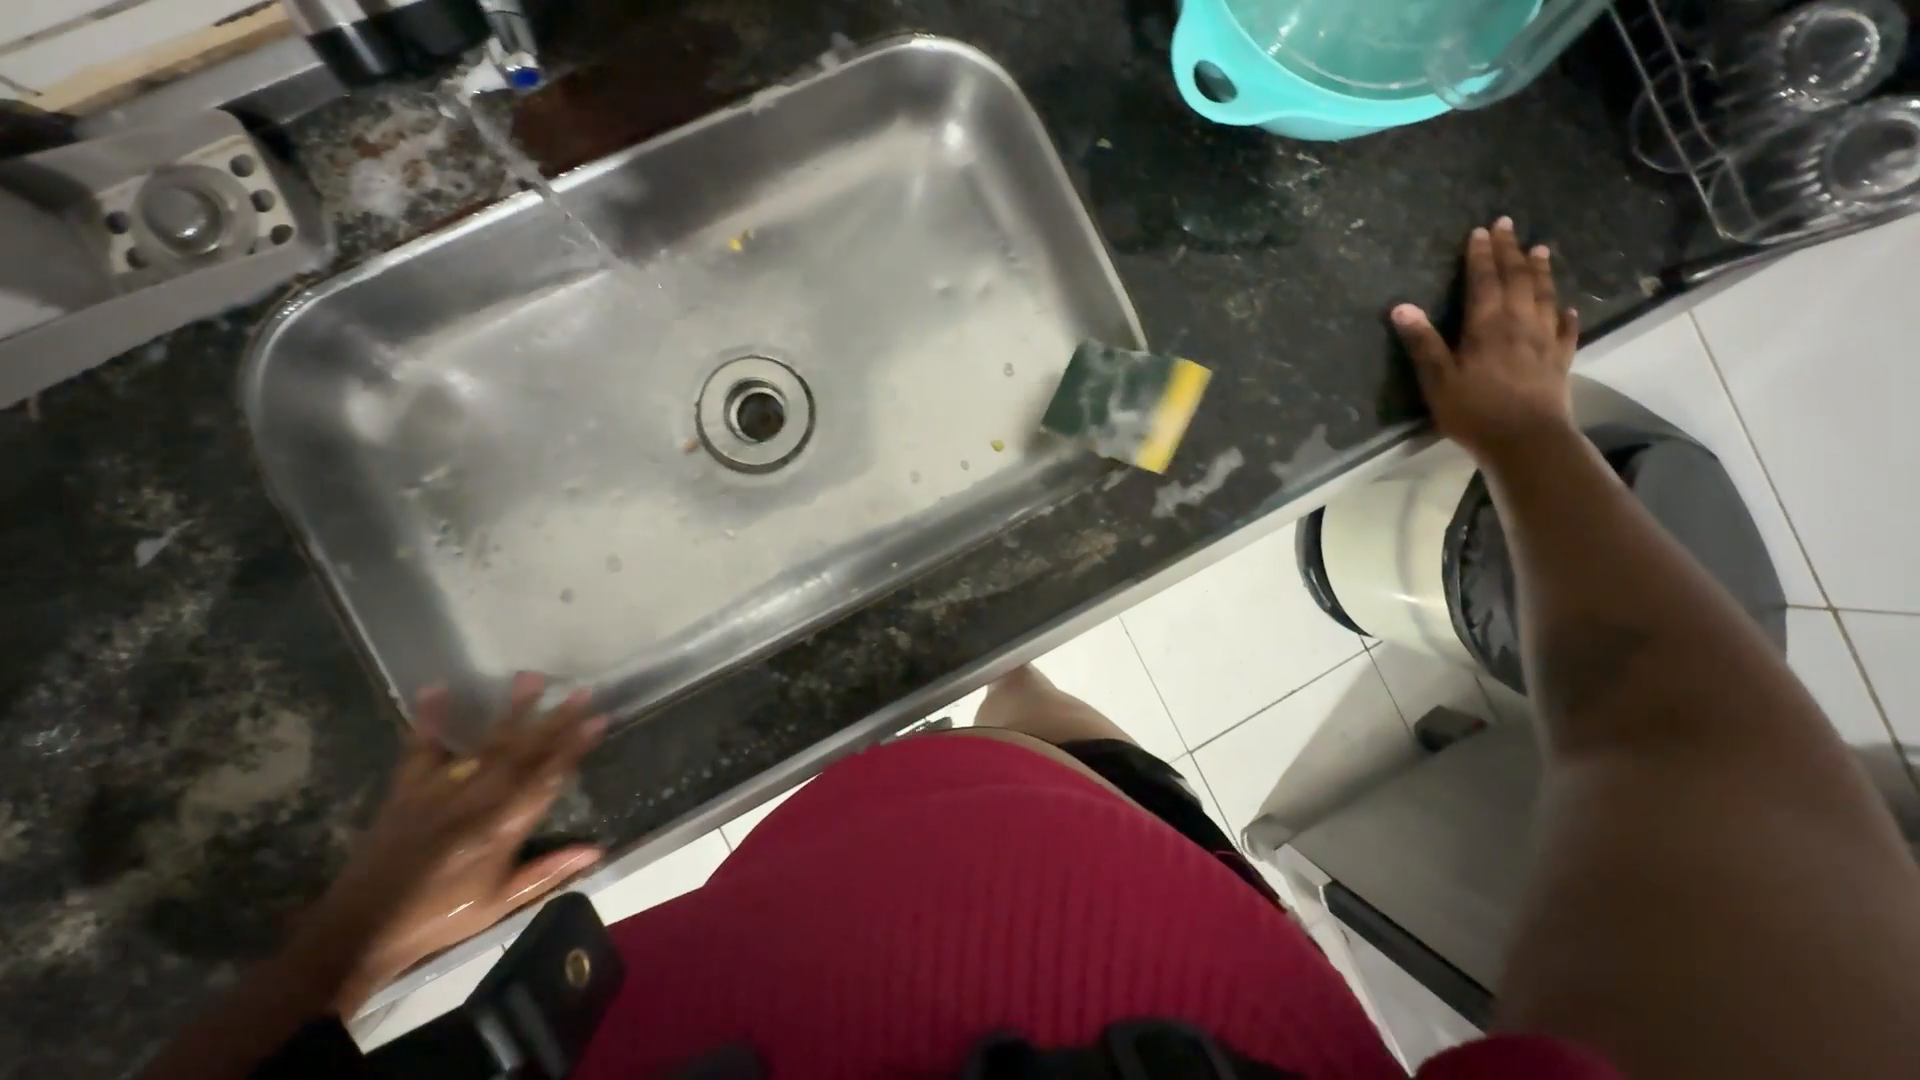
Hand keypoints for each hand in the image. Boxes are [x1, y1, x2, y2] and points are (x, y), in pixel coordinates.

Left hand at [307, 673, 606, 1013]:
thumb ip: (547, 871)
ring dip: (510, 713)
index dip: (573, 750)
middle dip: (554, 723)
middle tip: (580, 693)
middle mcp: (473, 805)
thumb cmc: (439, 918)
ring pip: (483, 747)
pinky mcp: (406, 792)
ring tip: (531, 678)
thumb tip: (596, 849)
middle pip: (521, 756)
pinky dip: (429, 720)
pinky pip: (420, 751)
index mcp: (498, 833)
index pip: (545, 782)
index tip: (597, 721)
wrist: (359, 932)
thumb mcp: (499, 904)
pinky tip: (437, 689)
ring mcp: (438, 794)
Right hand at [1390, 216, 1579, 461]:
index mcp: (1487, 326)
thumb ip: (1423, 343)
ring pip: (1545, 297)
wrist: (1525, 440)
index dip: (1480, 256)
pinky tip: (1568, 309)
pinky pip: (1566, 331)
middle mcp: (1520, 324)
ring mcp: (1544, 341)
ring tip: (1540, 250)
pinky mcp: (1560, 361)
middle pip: (1517, 280)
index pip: (1483, 281)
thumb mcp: (1437, 380)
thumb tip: (1401, 307)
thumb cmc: (1474, 411)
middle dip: (1510, 251)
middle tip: (1508, 225)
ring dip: (1540, 272)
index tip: (1480, 232)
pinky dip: (1567, 315)